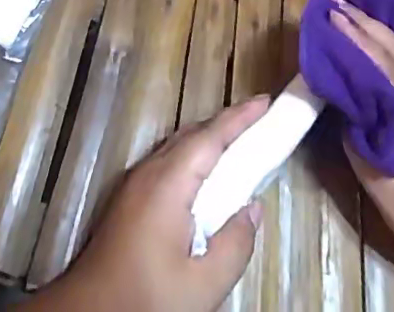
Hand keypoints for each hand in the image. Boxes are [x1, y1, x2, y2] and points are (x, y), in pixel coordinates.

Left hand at [21, 96, 268, 311]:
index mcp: (167, 184)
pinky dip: (193, 158)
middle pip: (193, 135)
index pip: (210, 137)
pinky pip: (167, 163)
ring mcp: (134, 184)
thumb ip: (234, 246)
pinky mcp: (127, 199)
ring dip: (209, 140)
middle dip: (227, 124)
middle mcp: (149, 172)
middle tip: (260, 122)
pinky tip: (205, 177)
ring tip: (239, 145)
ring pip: (178, 148)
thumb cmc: (144, 299)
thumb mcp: (201, 287)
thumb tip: (253, 210)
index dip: (240, 117)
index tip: (265, 101)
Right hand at [329, 1, 393, 311]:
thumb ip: (365, 156)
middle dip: (367, 25)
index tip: (333, 17)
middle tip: (334, 3)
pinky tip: (392, 37)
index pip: (389, 70)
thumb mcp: (392, 203)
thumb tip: (343, 114)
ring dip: (384, 30)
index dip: (360, 41)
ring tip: (355, 11)